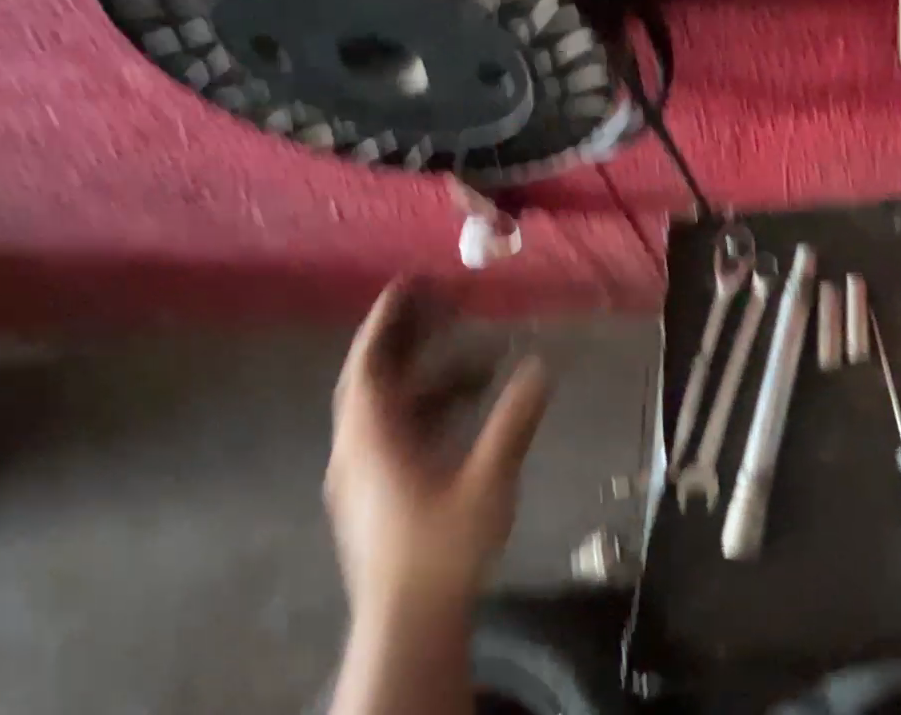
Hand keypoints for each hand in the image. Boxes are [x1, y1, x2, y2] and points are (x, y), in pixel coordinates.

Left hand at [325, 278, 550, 622]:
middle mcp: (359, 447)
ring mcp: (365, 470)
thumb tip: (542, 366)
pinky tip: (470, 407)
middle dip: (411, 335)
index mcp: (373, 437)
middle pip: (377, 376)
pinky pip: (400, 428)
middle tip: (449, 302)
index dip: (389, 319)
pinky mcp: (378, 489)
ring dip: (432, 374)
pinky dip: (432, 406)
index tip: (411, 283)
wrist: (409, 617)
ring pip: (393, 404)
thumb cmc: (443, 545)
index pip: (371, 363)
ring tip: (483, 357)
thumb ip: (514, 419)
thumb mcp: (488, 478)